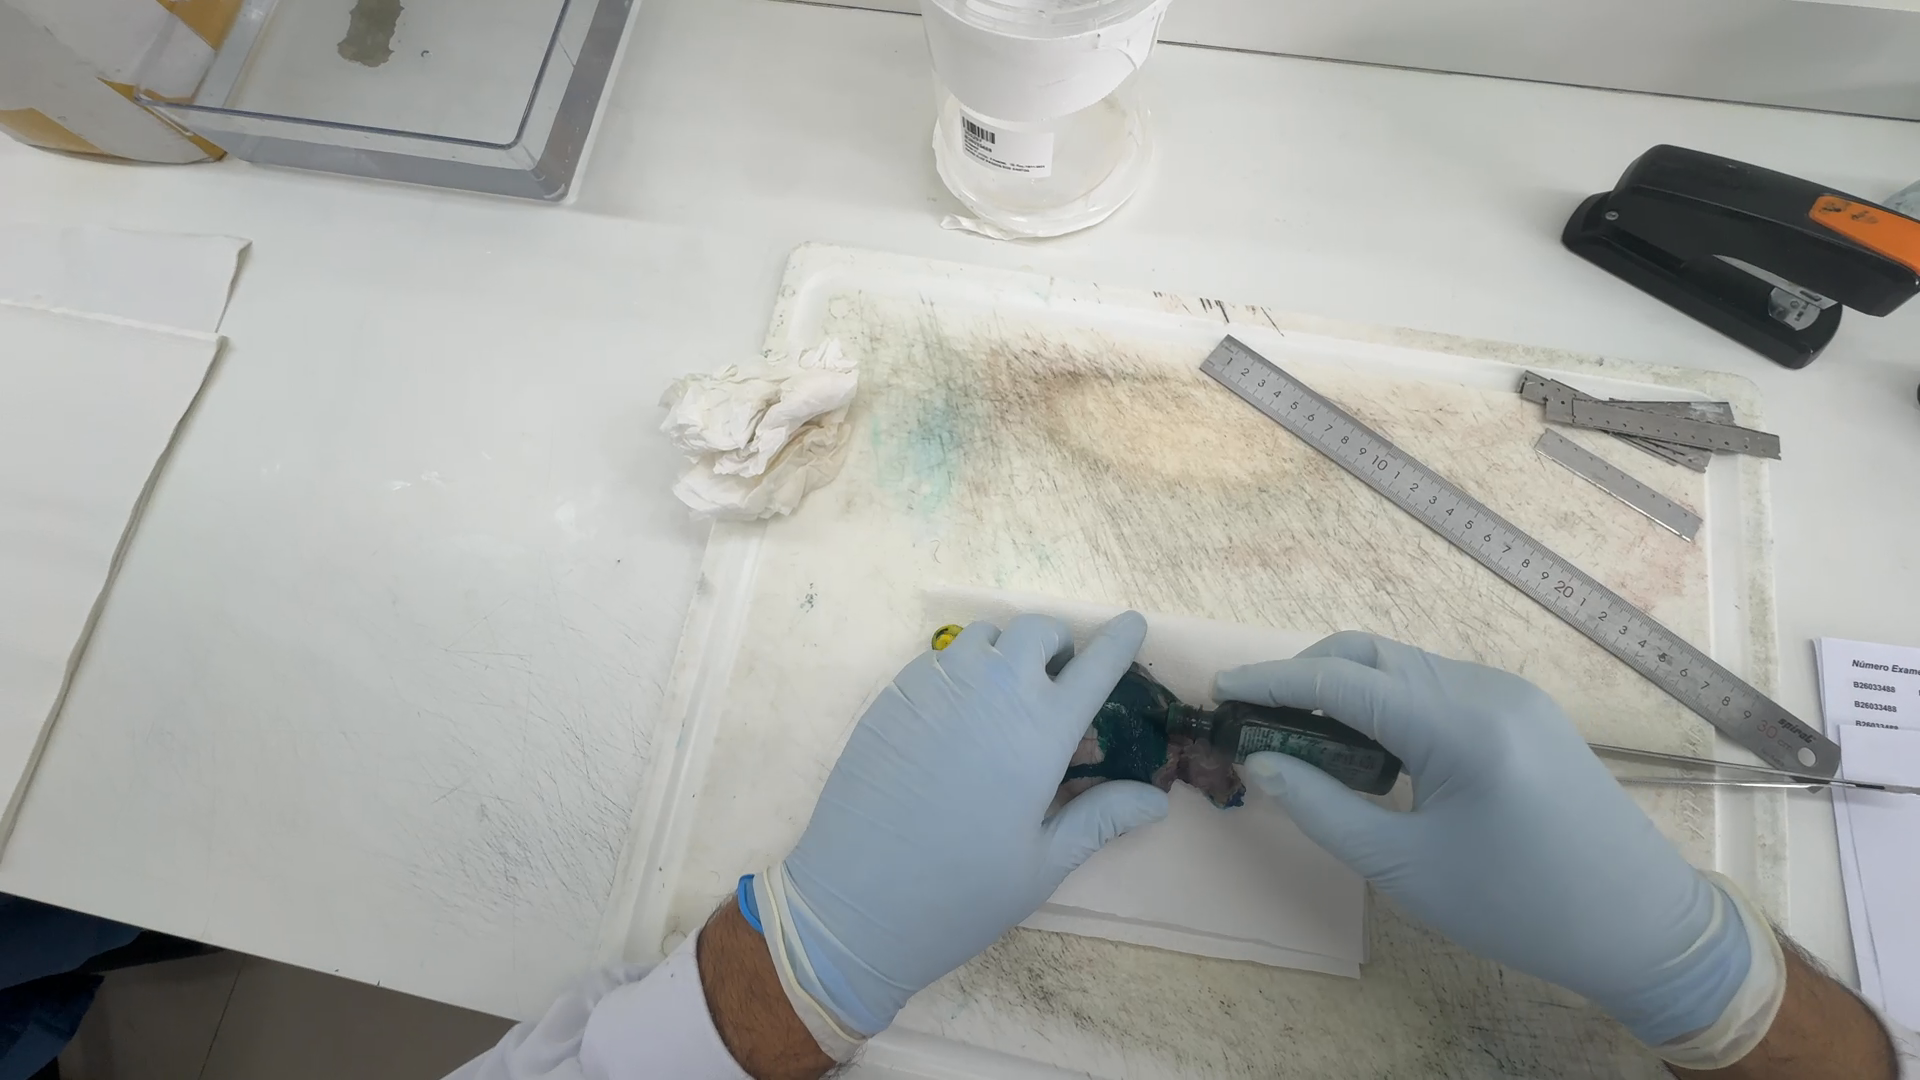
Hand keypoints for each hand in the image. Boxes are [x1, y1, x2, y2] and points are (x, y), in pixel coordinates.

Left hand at [757, 612, 1168, 1040]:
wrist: (855, 898)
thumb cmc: (960, 890)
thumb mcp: (1043, 864)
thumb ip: (1101, 818)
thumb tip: (1158, 799)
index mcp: (1040, 731)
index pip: (1095, 665)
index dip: (1120, 639)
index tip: (1132, 621)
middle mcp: (993, 690)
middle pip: (1038, 630)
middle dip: (1057, 643)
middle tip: (1056, 676)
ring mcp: (939, 683)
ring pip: (986, 633)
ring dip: (1007, 649)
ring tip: (1003, 691)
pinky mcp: (896, 690)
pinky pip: (940, 654)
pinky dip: (961, 665)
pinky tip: (954, 708)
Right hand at [1216, 632, 1756, 1049]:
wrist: (1653, 932)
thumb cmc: (1519, 909)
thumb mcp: (1404, 869)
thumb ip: (1320, 807)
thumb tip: (1260, 761)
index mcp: (1460, 730)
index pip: (1341, 680)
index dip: (1272, 680)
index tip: (1222, 688)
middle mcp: (1484, 690)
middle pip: (1369, 652)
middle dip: (1303, 671)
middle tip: (1261, 710)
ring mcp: (1507, 692)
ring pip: (1398, 661)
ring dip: (1341, 681)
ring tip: (1306, 727)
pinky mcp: (1518, 705)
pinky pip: (1428, 680)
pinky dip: (1380, 694)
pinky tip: (1368, 737)